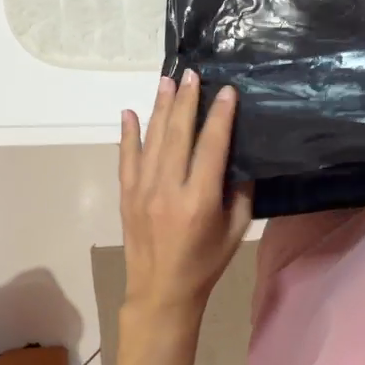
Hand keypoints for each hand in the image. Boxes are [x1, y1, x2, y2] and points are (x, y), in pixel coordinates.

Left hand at [119, 71, 252, 317]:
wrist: (161, 290)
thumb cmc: (206, 261)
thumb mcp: (236, 228)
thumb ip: (239, 191)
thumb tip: (237, 157)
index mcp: (200, 200)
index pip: (212, 146)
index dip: (220, 116)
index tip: (226, 91)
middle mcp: (169, 189)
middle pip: (178, 134)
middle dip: (186, 100)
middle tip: (192, 74)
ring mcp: (143, 190)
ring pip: (152, 140)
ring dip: (160, 107)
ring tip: (167, 81)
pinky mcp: (127, 195)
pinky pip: (126, 158)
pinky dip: (127, 134)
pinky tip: (130, 112)